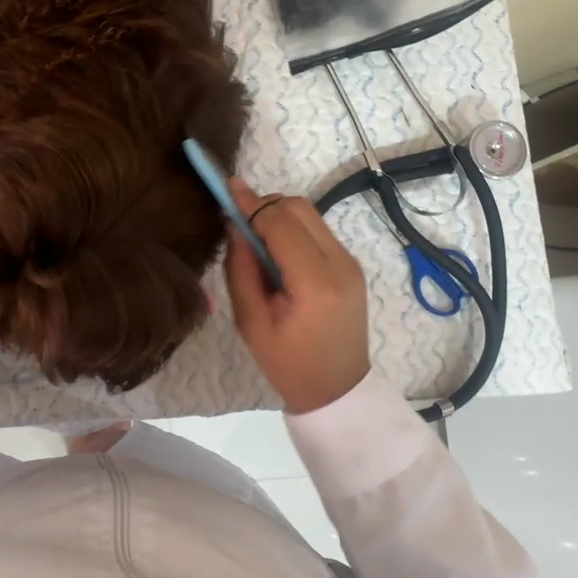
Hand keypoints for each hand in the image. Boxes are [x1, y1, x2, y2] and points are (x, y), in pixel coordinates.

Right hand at [224, 178, 370, 413]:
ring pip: (309, 214)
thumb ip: (241, 269)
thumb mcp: (250, 322)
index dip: (251, 203)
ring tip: (255, 239)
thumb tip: (234, 224)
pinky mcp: (351, 265)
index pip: (280, 223)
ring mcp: (350, 263)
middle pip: (298, 208)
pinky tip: (276, 252)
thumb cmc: (287, 363)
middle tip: (237, 220)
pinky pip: (317, 230)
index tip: (226, 187)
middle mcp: (340, 264)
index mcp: (315, 283)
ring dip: (279, 215)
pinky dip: (293, 229)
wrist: (337, 389)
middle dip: (265, 205)